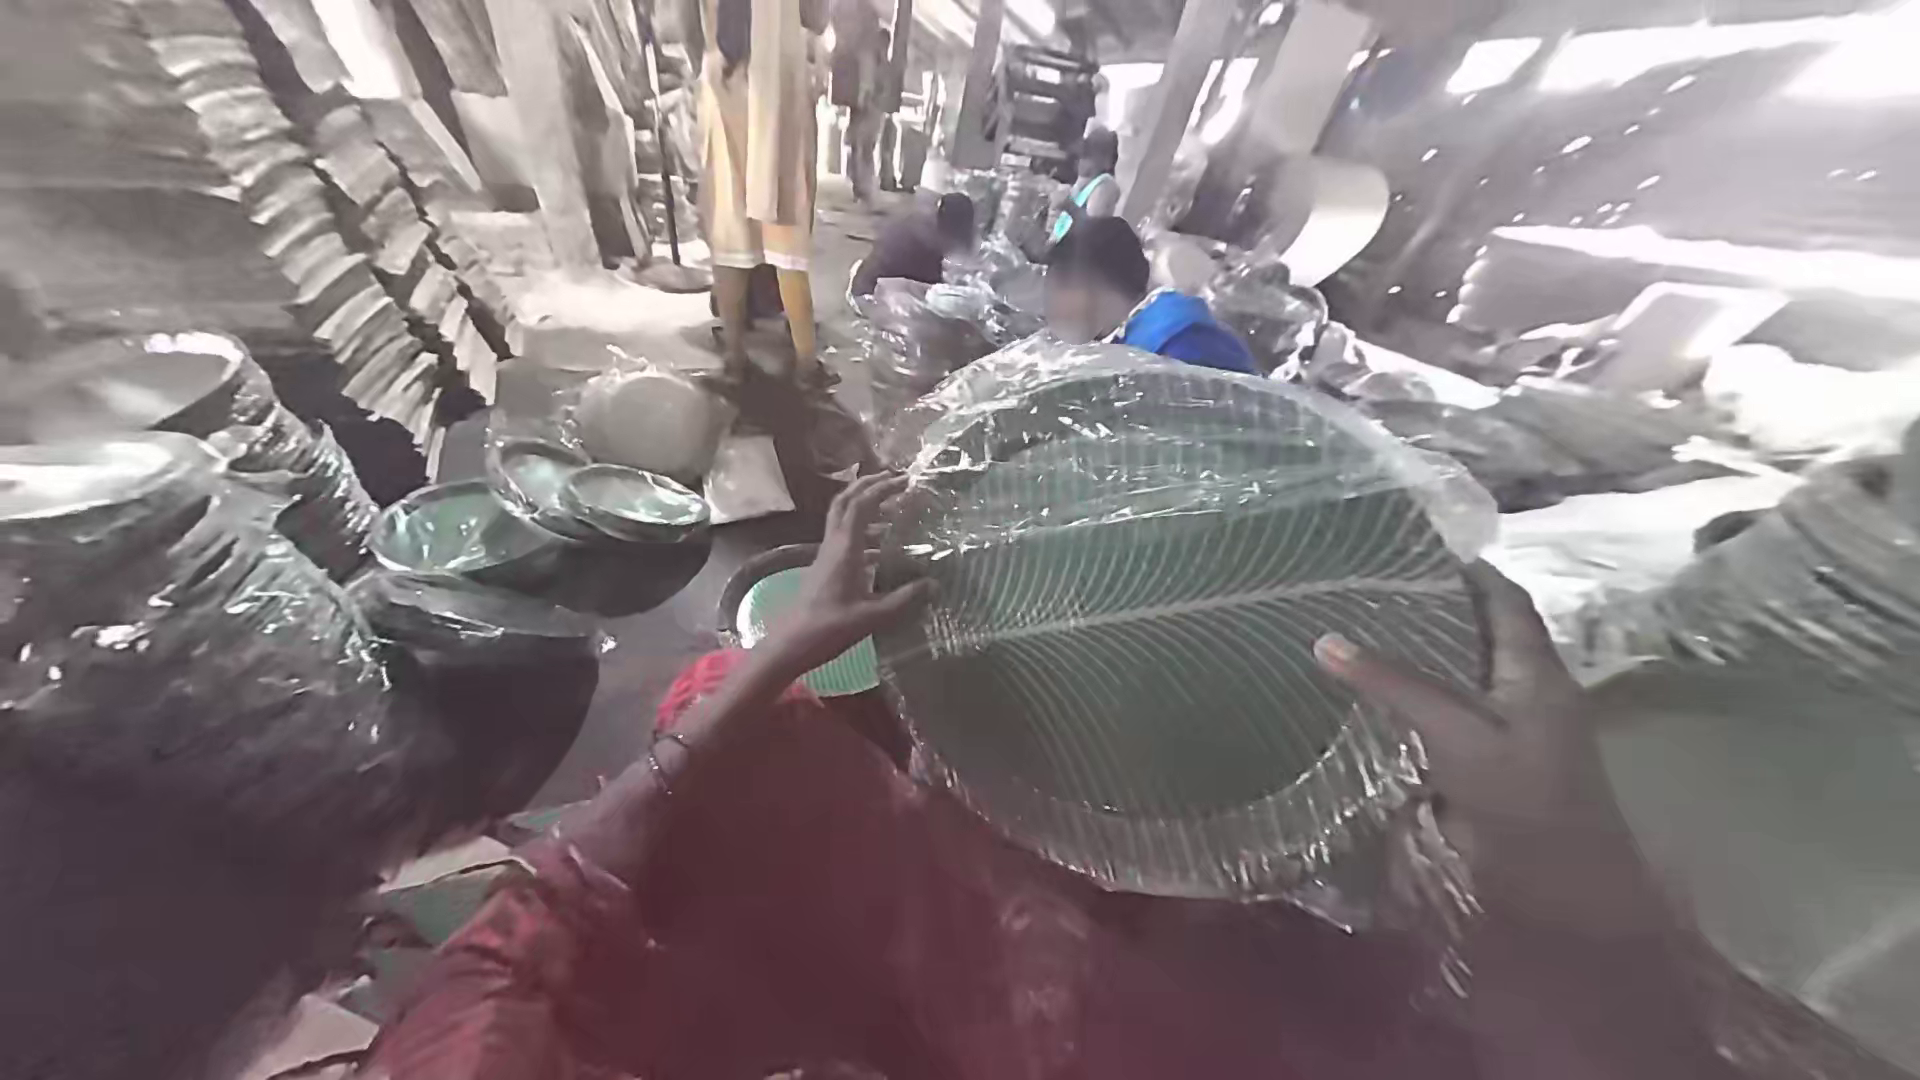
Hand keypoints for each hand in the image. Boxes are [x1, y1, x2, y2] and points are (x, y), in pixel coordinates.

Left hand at [762, 473, 933, 680]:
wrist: (791, 644)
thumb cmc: (829, 628)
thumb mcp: (872, 616)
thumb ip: (904, 599)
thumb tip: (934, 583)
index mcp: (844, 549)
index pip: (862, 505)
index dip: (882, 488)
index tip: (905, 480)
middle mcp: (834, 544)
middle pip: (846, 501)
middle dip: (869, 485)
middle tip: (895, 479)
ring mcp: (827, 554)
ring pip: (843, 516)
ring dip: (865, 504)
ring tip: (893, 507)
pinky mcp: (826, 566)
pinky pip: (845, 536)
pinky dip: (863, 528)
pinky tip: (882, 544)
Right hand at [1314, 562, 1667, 937]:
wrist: (1559, 889)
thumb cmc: (1522, 797)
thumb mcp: (1455, 731)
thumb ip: (1392, 683)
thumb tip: (1323, 639)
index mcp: (1535, 671)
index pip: (1507, 601)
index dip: (1471, 570)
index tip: (1419, 546)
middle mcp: (1523, 687)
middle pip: (1482, 628)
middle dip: (1436, 600)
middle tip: (1376, 579)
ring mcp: (1504, 722)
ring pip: (1459, 665)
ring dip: (1422, 642)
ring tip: (1366, 619)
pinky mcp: (1481, 751)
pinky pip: (1444, 699)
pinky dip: (1414, 680)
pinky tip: (1377, 680)